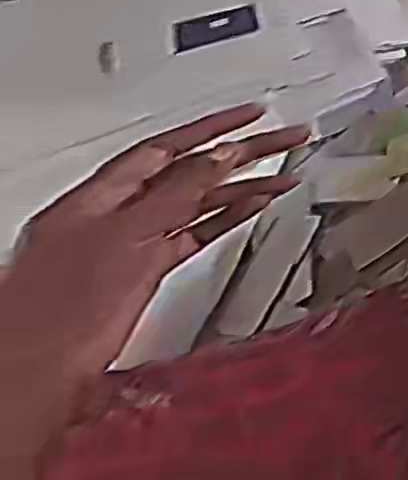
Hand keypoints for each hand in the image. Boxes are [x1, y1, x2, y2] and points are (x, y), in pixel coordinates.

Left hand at [0, 105, 305, 462]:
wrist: (38, 372)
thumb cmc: (62, 306)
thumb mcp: (131, 233)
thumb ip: (182, 188)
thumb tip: (224, 153)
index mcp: (94, 201)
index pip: (163, 149)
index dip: (212, 127)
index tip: (255, 113)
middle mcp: (112, 217)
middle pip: (189, 172)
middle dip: (243, 152)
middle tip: (290, 137)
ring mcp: (129, 243)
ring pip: (200, 201)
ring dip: (247, 185)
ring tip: (288, 173)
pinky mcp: (146, 267)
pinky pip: (199, 230)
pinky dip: (232, 214)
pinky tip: (257, 205)